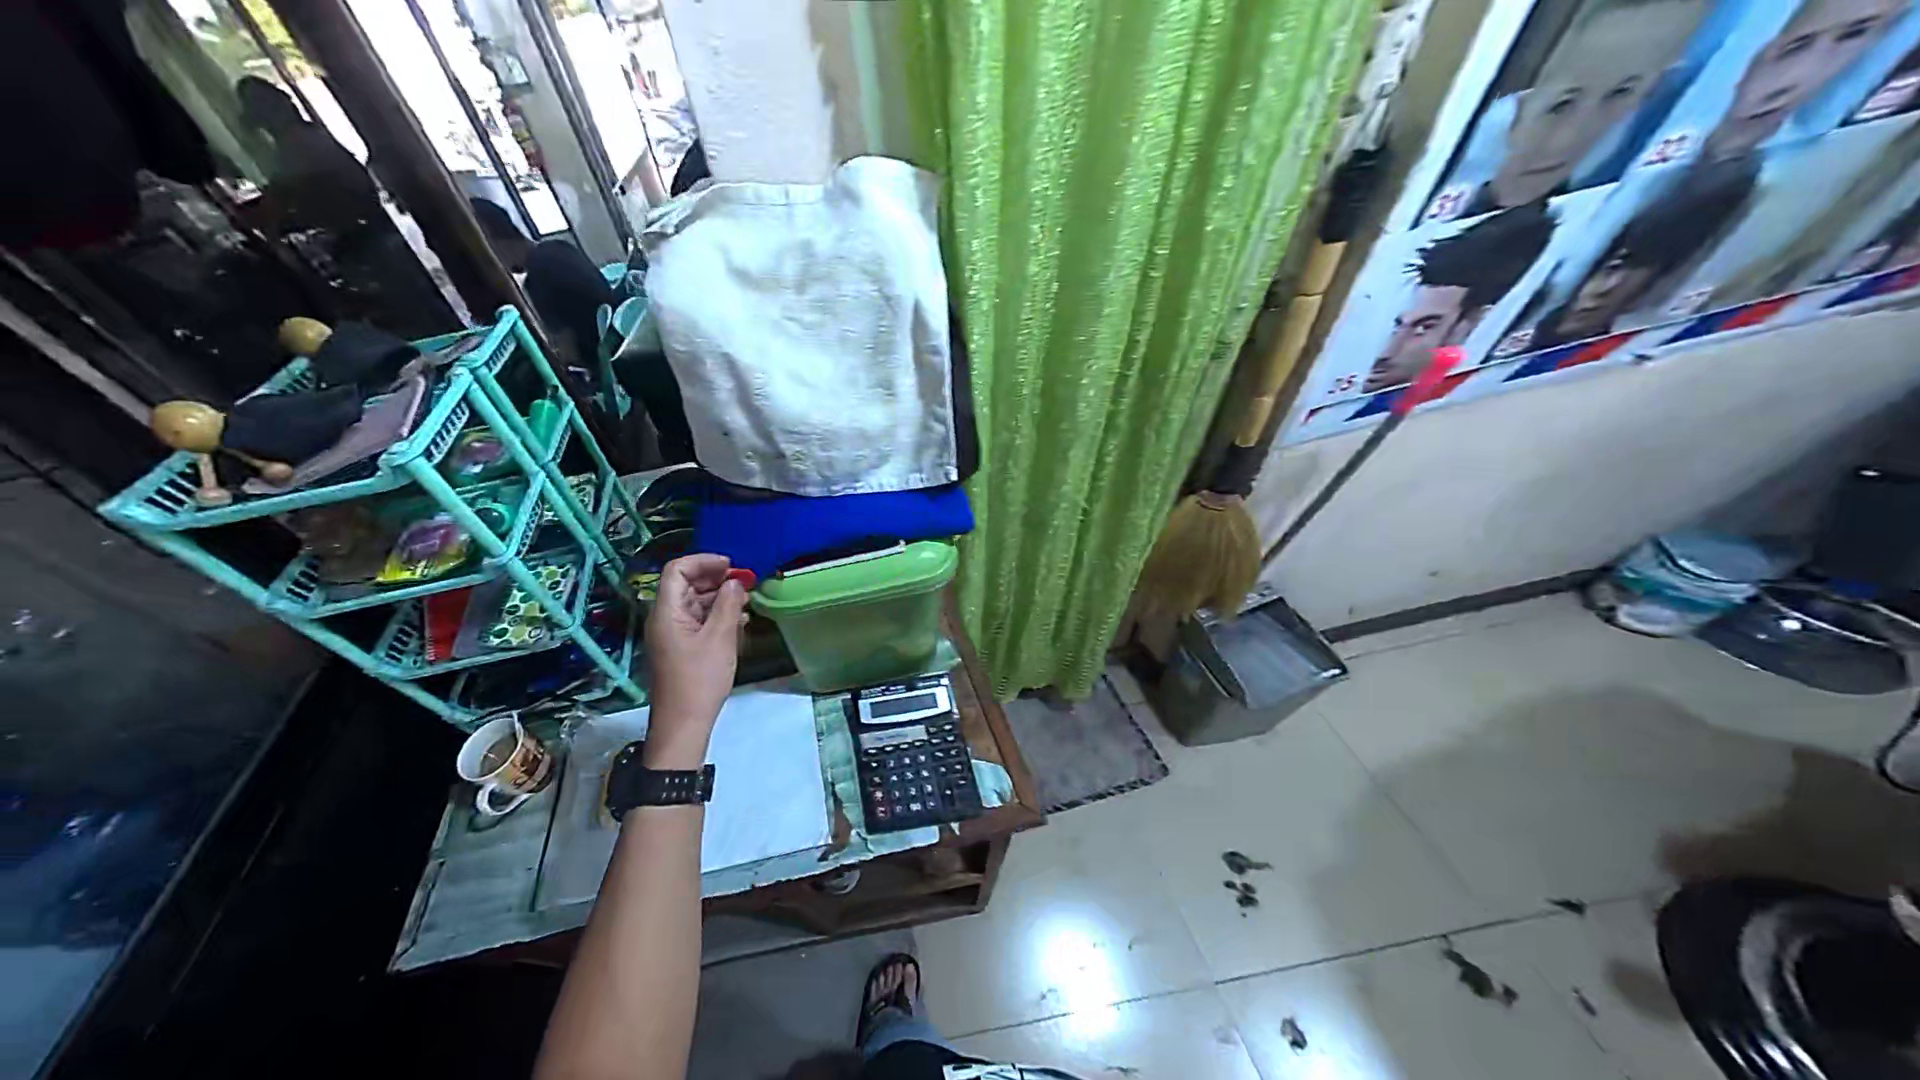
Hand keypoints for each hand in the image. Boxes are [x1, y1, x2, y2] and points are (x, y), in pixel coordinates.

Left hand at [643, 554, 748, 768]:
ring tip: (746, 602)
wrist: (683, 723)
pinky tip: (739, 621)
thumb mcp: (720, 639)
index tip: (731, 567)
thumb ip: (729, 605)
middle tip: (745, 583)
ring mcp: (671, 633)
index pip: (677, 570)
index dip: (703, 562)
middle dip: (715, 579)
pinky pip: (697, 620)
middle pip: (686, 584)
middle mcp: (664, 618)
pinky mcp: (680, 647)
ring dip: (719, 597)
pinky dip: (717, 615)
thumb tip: (736, 582)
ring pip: (694, 602)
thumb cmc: (700, 679)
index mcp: (666, 612)